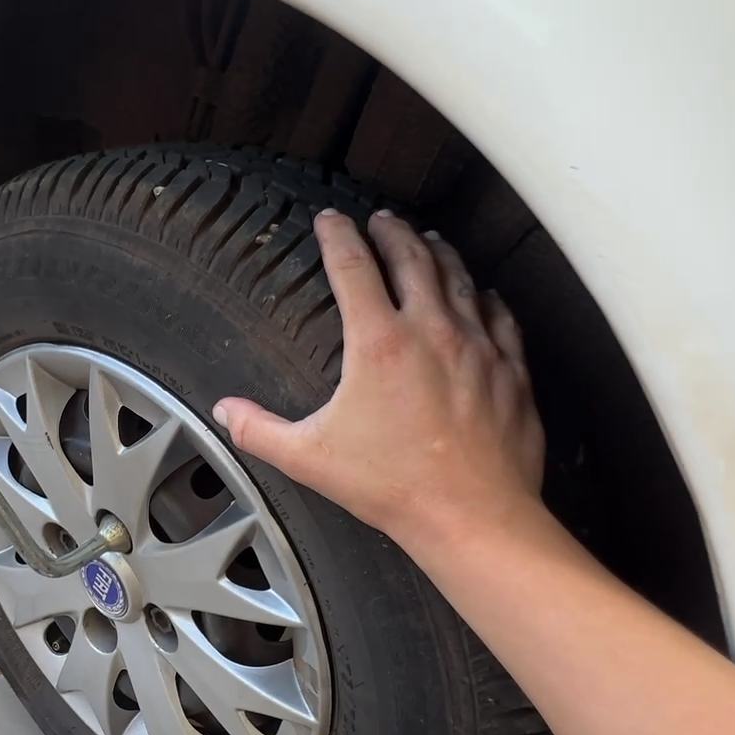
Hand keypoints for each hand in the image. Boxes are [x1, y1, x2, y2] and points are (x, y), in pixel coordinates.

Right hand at [213, 209, 542, 545]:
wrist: (471, 515)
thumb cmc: (392, 485)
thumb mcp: (309, 457)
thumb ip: (259, 430)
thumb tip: (225, 412)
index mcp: (378, 343)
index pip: (353, 267)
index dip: (337, 236)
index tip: (330, 219)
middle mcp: (431, 331)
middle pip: (411, 258)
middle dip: (391, 231)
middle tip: (380, 219)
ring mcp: (477, 346)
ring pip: (458, 277)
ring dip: (438, 251)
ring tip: (427, 238)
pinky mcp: (509, 370)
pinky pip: (499, 315)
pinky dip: (484, 296)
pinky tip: (481, 293)